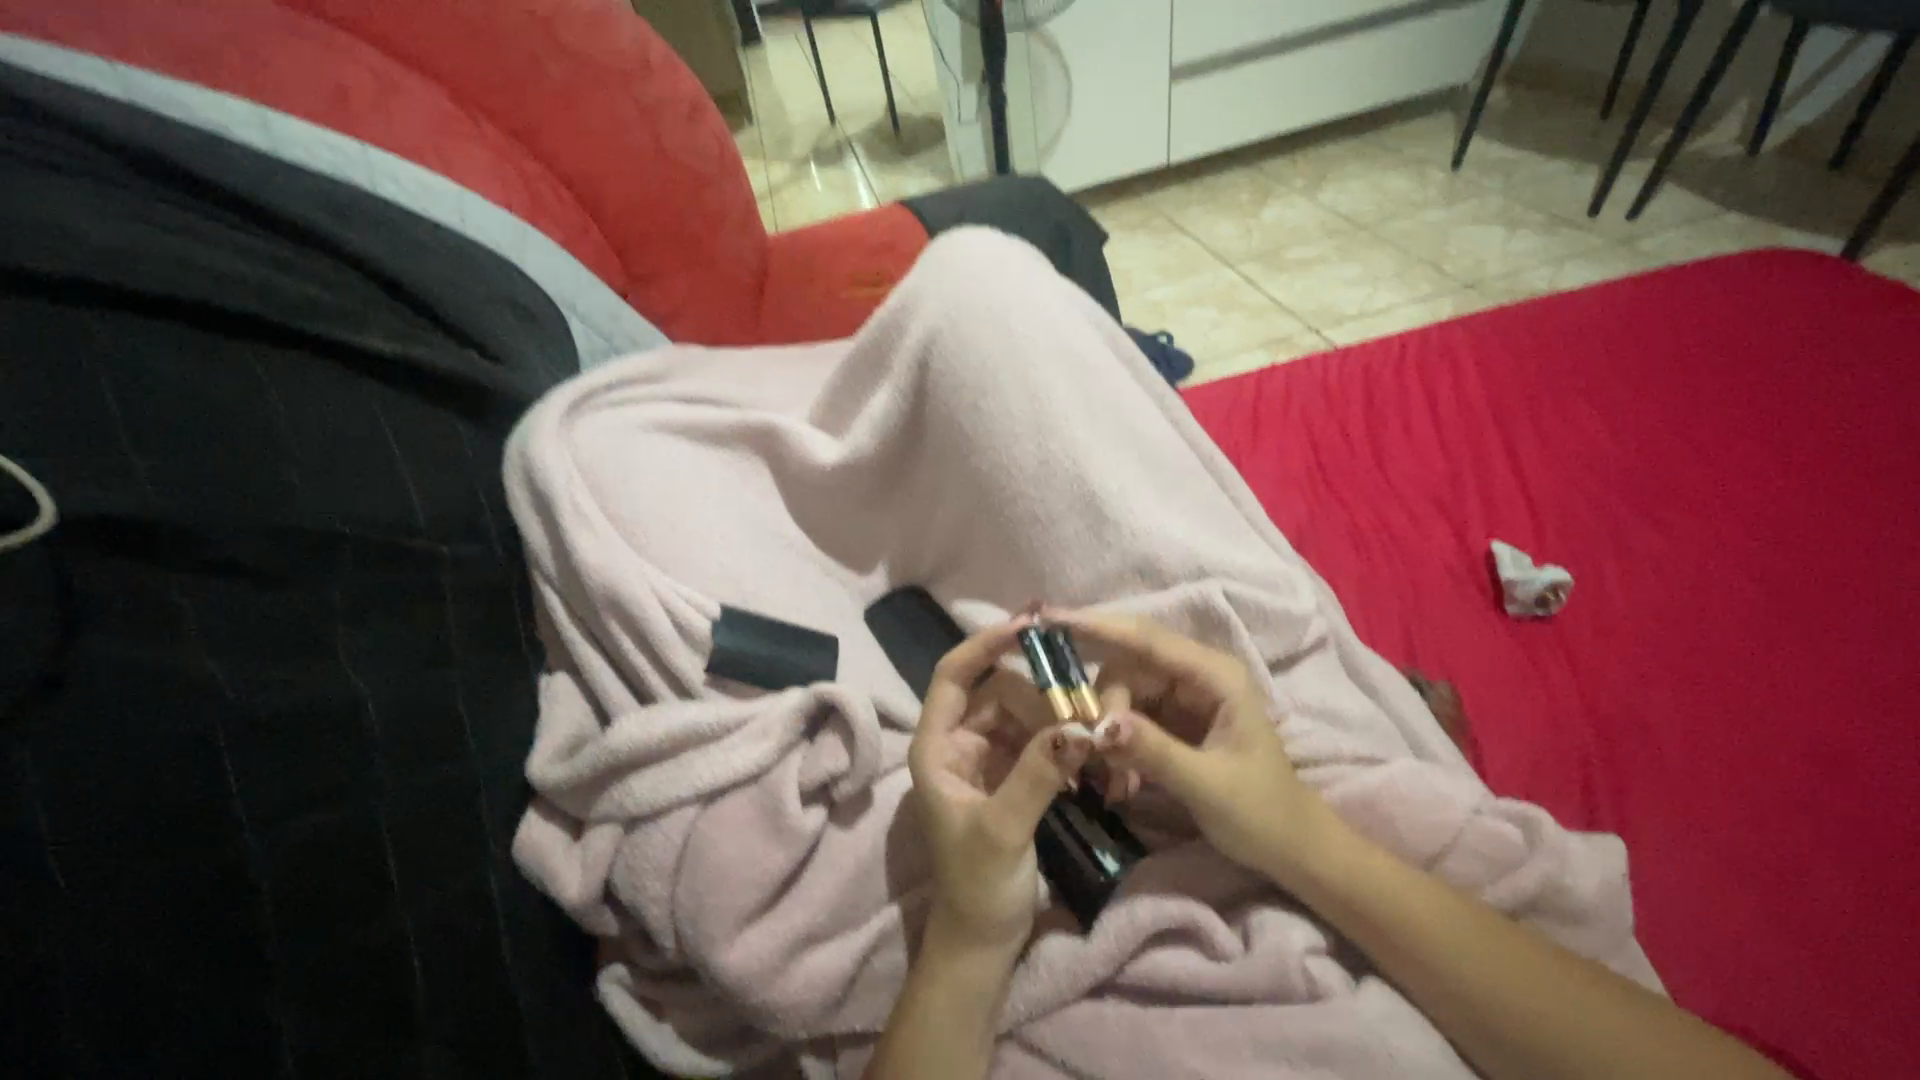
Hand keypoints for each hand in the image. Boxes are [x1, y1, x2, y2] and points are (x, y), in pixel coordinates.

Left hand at [907, 616, 1094, 953]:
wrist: (983, 939)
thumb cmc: (977, 886)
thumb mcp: (1003, 830)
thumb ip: (1036, 775)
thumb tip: (1077, 726)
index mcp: (936, 747)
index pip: (952, 676)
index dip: (984, 645)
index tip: (1029, 626)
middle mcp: (959, 743)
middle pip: (1000, 692)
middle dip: (1041, 695)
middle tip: (1086, 706)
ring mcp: (987, 758)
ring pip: (1025, 715)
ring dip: (1057, 718)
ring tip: (1093, 733)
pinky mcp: (1013, 775)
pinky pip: (1039, 740)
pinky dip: (1062, 740)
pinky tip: (1088, 752)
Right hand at [1057, 611, 1333, 876]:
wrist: (1290, 848)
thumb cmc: (1261, 813)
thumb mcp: (1207, 785)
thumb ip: (1154, 751)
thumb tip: (1100, 725)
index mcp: (1215, 676)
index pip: (1147, 638)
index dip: (1096, 625)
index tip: (1050, 617)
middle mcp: (1195, 676)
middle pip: (1125, 667)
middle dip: (1102, 706)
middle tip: (1094, 754)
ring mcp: (1181, 698)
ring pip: (1121, 694)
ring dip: (1107, 733)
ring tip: (1116, 782)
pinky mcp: (1171, 721)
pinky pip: (1127, 718)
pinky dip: (1115, 746)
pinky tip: (1120, 782)